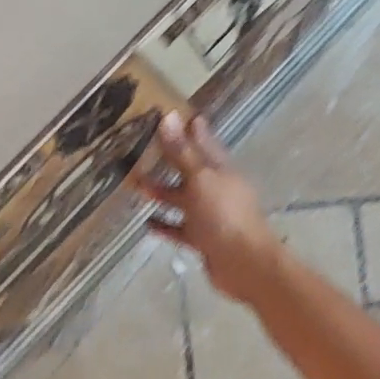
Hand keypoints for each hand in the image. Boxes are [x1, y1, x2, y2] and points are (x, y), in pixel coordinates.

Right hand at [134, 112, 282, 303]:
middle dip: (170, 160)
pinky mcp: (203, 240)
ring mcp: (210, 217)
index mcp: (222, 171)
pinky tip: (146, 221)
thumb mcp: (201, 179)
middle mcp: (217, 191)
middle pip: (190, 171)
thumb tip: (168, 116)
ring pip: (182, 200)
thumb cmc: (225, 216)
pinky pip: (179, 229)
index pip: (204, 144)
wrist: (244, 264)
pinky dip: (164, 225)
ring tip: (134, 182)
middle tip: (141, 147)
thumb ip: (183, 152)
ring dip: (161, 192)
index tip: (173, 114)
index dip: (191, 130)